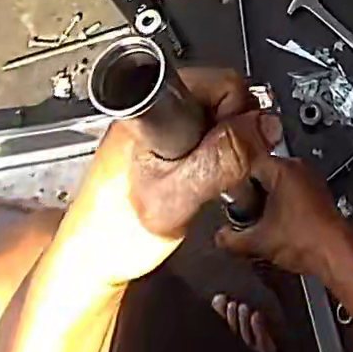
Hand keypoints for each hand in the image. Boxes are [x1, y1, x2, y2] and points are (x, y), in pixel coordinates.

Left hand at [59, 68, 276, 287]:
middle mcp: (156, 102)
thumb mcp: (178, 199)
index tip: (229, 155)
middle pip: (225, 94)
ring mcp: (159, 118)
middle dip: (235, 131)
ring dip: (225, 145)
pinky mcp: (163, 135)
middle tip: (217, 171)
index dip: (238, 119)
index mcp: (154, 104)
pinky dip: (214, 153)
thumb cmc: (115, 235)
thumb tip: (264, 126)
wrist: (87, 267)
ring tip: (206, 178)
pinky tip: (200, 178)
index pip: (224, 84)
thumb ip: (223, 159)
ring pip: (218, 112)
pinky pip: (206, 129)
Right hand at [214, 151, 352, 280]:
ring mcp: (310, 177)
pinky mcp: (317, 191)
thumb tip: (220, 237)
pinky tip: (278, 223)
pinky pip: (292, 189)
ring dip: (267, 198)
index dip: (238, 183)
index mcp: (283, 169)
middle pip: (265, 172)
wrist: (334, 252)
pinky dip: (282, 202)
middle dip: (252, 193)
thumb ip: (233, 239)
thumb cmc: (302, 239)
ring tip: (259, 220)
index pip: (250, 164)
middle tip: (243, 213)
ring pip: (278, 181)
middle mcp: (298, 166)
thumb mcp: (259, 241)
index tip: (232, 200)